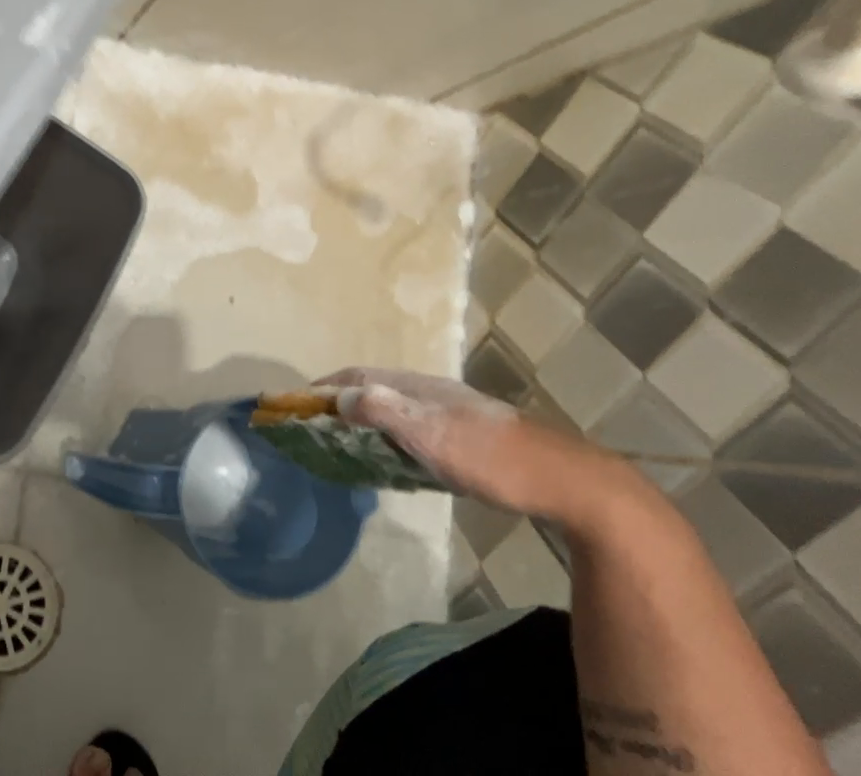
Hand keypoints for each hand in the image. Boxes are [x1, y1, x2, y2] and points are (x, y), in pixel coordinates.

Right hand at [313, 367, 642, 522]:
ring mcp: (450, 414)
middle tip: (311, 425)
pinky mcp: (464, 437)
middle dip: (338, 401)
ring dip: (361, 419)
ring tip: (340, 441)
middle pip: (373, 389)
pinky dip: (385, 436)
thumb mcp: (430, 433)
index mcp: (419, 388)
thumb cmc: (491, 457)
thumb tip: (338, 398)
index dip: (323, 387)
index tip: (294, 403)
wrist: (566, 483)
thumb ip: (382, 411)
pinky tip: (387, 456)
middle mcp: (431, 393)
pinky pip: (409, 429)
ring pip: (392, 409)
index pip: (358, 377)